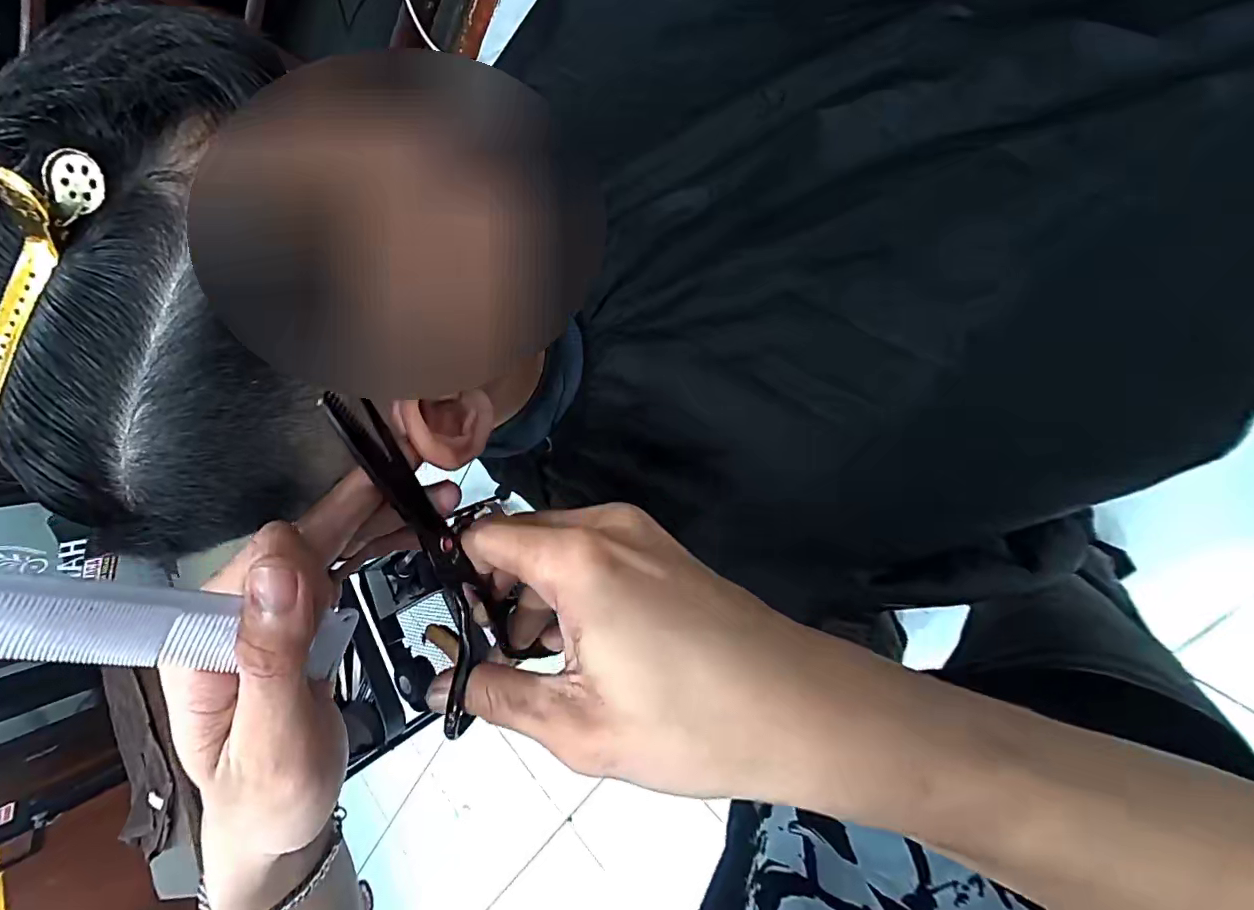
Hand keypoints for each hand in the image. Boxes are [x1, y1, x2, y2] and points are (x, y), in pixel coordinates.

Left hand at [159, 470, 456, 909]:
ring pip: (319, 544)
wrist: (276, 824)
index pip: (259, 561)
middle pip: (295, 540)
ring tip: (425, 499)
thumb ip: (269, 656)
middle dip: (358, 505)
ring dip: (373, 517)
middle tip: (413, 472)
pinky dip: (370, 544)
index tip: (378, 499)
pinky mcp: (292, 612)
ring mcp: (263, 606)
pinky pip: (333, 566)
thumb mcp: (270, 745)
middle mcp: (229, 608)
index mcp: (201, 636)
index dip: (321, 531)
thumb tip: (278, 567)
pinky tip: (403, 528)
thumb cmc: (265, 801)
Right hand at [429, 504, 858, 801]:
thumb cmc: (698, 723)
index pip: (481, 535)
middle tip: (505, 650)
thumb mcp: (580, 727)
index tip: (465, 625)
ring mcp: (634, 530)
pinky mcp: (656, 544)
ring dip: (533, 589)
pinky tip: (589, 640)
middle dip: (495, 588)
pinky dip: (568, 583)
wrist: (814, 715)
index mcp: (575, 558)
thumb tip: (439, 686)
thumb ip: (494, 697)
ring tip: (549, 655)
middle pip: (513, 537)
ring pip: (549, 543)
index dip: (460, 576)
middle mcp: (601, 525)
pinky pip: (586, 548)